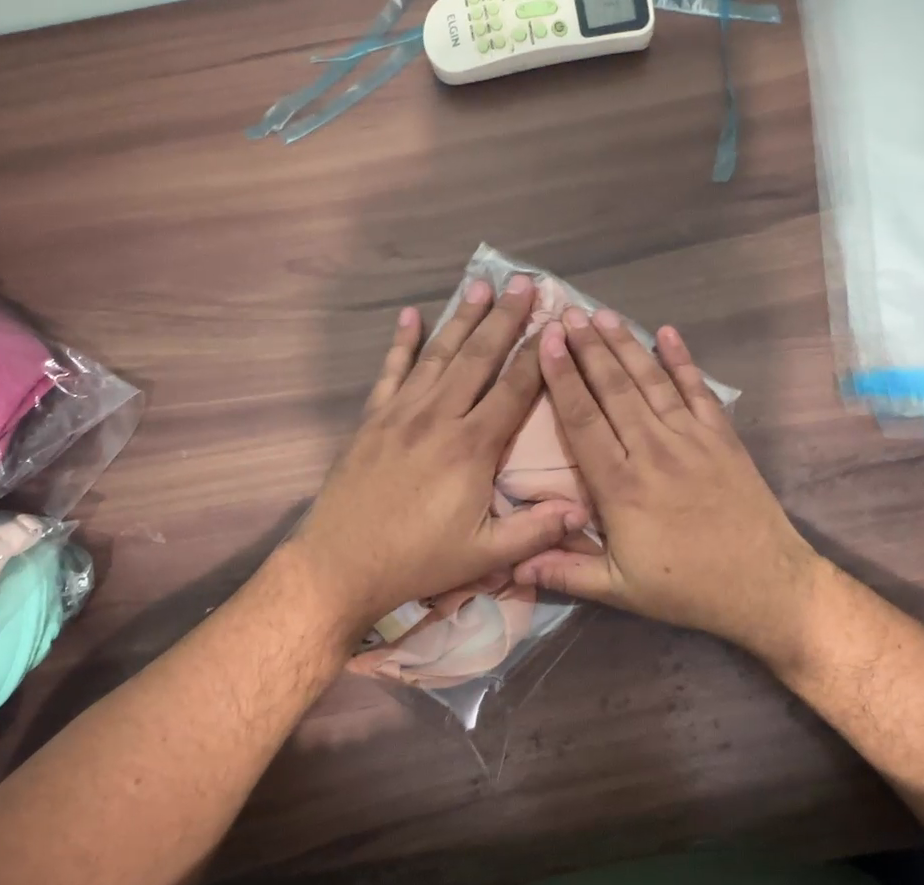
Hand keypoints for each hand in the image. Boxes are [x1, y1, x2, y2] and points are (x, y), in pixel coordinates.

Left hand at [287, 275, 586, 636]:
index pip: (514, 389)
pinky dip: (402, 342)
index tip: (556, 322)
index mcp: (471, 447)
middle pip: (478, 358)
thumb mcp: (485, 555)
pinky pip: (390, 371)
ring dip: (461, 319)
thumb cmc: (418, 561)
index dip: (538, 355)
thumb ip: (535, 532)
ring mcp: (400, 414)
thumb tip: (582, 511)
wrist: (342, 563)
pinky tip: (410, 315)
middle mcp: (438, 417)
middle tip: (524, 282)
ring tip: (481, 286)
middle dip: (504, 319)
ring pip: (437, 356)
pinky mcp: (371, 420)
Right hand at [512, 310, 824, 667]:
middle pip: (614, 390)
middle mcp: (653, 451)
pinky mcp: (722, 439)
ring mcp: (692, 440)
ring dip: (625, 346)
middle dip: (588, 349)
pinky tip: (667, 334)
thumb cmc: (686, 589)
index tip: (545, 342)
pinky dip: (682, 361)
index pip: (582, 421)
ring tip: (602, 314)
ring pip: (651, 382)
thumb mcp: (619, 590)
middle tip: (566, 312)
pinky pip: (698, 390)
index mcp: (620, 486)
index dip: (561, 379)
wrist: (763, 584)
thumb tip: (511, 565)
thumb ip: (565, 571)